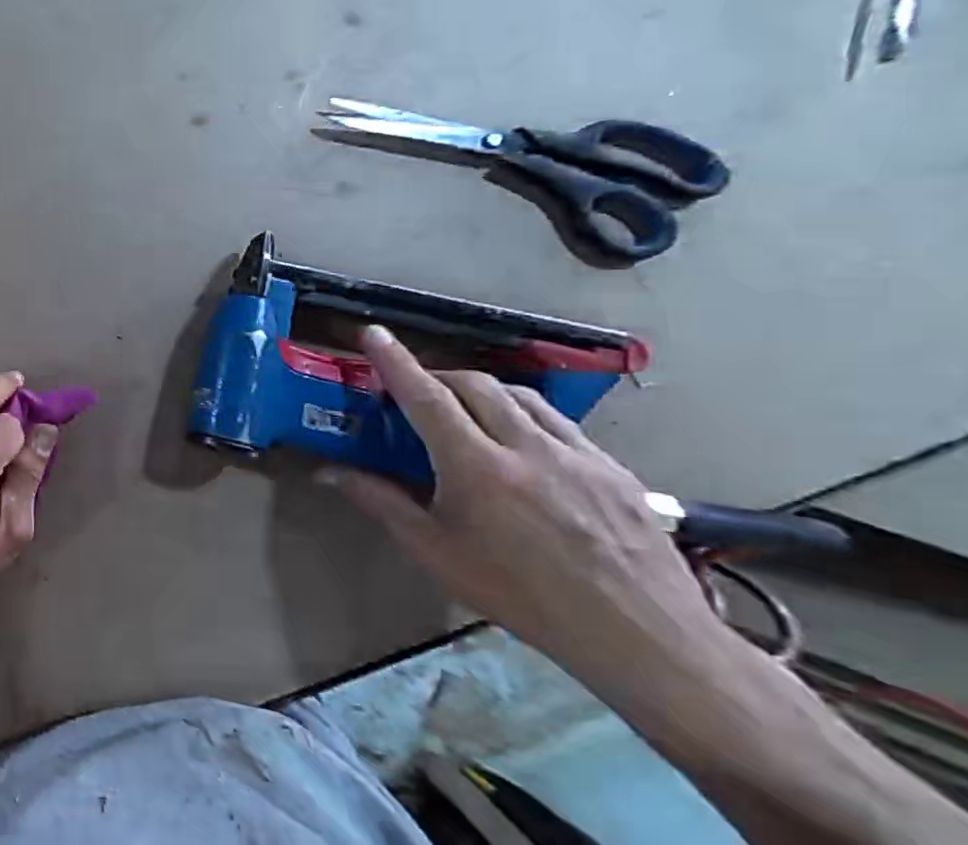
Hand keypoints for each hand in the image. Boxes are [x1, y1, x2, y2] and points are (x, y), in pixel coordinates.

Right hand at [321, 326, 716, 675]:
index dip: (396, 362)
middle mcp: (527, 446)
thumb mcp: (437, 553)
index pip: (427, 398)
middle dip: (439, 376)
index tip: (375, 333)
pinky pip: (562, 424)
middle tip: (418, 392)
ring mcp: (577, 453)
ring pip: (521, 397)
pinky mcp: (613, 467)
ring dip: (485, 392)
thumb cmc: (520, 595)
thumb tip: (330, 473)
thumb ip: (383, 503)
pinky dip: (529, 417)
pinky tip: (527, 446)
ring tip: (470, 412)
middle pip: (475, 385)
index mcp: (477, 468)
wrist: (638, 634)